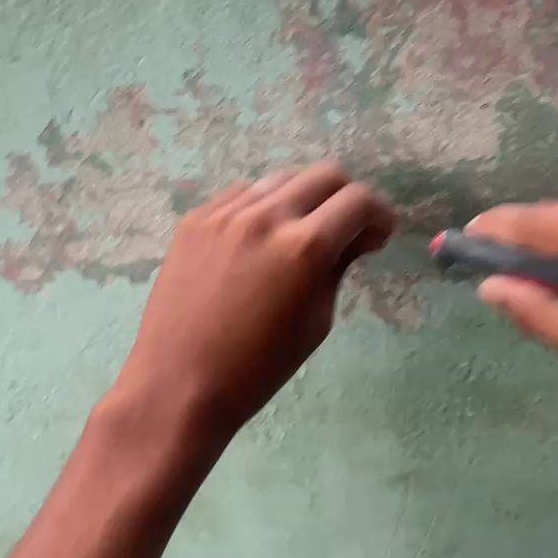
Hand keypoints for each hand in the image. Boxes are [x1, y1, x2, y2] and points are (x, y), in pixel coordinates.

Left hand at [112, 162, 395, 437]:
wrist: (178, 383)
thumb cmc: (258, 367)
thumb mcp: (316, 320)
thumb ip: (338, 266)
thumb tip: (356, 236)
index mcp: (305, 247)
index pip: (359, 201)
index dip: (379, 215)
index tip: (379, 235)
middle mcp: (267, 216)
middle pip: (325, 175)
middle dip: (346, 198)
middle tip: (346, 230)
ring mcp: (225, 212)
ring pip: (281, 179)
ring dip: (303, 199)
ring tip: (298, 233)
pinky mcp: (196, 218)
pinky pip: (242, 194)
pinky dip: (263, 207)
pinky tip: (257, 240)